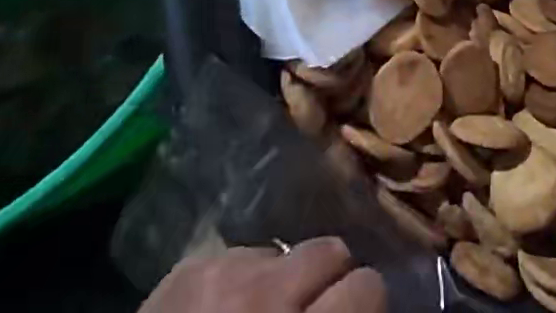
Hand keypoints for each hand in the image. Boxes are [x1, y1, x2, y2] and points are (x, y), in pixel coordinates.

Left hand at [137, 239, 385, 312]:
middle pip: (332, 251)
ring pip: (288, 247)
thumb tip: (366, 304)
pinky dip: (245, 280)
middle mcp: (264, 295)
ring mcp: (222, 273)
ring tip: (268, 311)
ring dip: (286, 279)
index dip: (367, 303)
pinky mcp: (189, 266)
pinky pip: (243, 255)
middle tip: (315, 312)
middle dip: (329, 283)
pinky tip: (227, 312)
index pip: (366, 287)